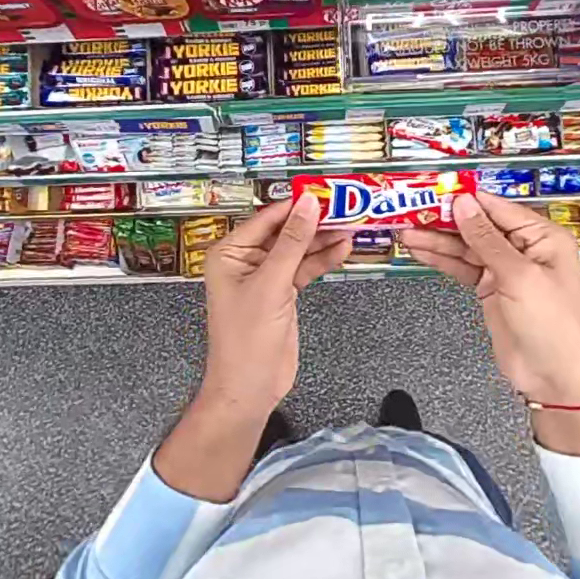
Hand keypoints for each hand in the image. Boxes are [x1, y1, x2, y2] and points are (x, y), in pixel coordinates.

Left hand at [199, 193, 351, 413]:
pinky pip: (304, 267)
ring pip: (298, 249)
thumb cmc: (246, 339)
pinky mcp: (282, 291)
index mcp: (229, 252)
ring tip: (350, 224)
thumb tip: (308, 204)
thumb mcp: (271, 283)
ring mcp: (265, 276)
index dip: (295, 204)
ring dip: (322, 239)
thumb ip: (293, 242)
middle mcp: (245, 260)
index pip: (267, 218)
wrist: (250, 387)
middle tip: (343, 207)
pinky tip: (341, 248)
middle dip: (313, 221)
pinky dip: (322, 259)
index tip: (323, 191)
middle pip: (285, 231)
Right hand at [401, 192, 579, 406]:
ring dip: (436, 239)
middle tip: (415, 211)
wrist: (556, 379)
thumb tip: (465, 207)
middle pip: (477, 225)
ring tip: (409, 231)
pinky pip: (461, 266)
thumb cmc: (559, 330)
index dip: (466, 199)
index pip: (497, 207)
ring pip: (465, 246)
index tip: (438, 192)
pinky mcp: (491, 288)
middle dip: (445, 219)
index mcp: (542, 237)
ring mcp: (506, 269)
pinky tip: (422, 250)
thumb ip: (487, 239)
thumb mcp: (520, 276)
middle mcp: (524, 249)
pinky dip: (441, 259)